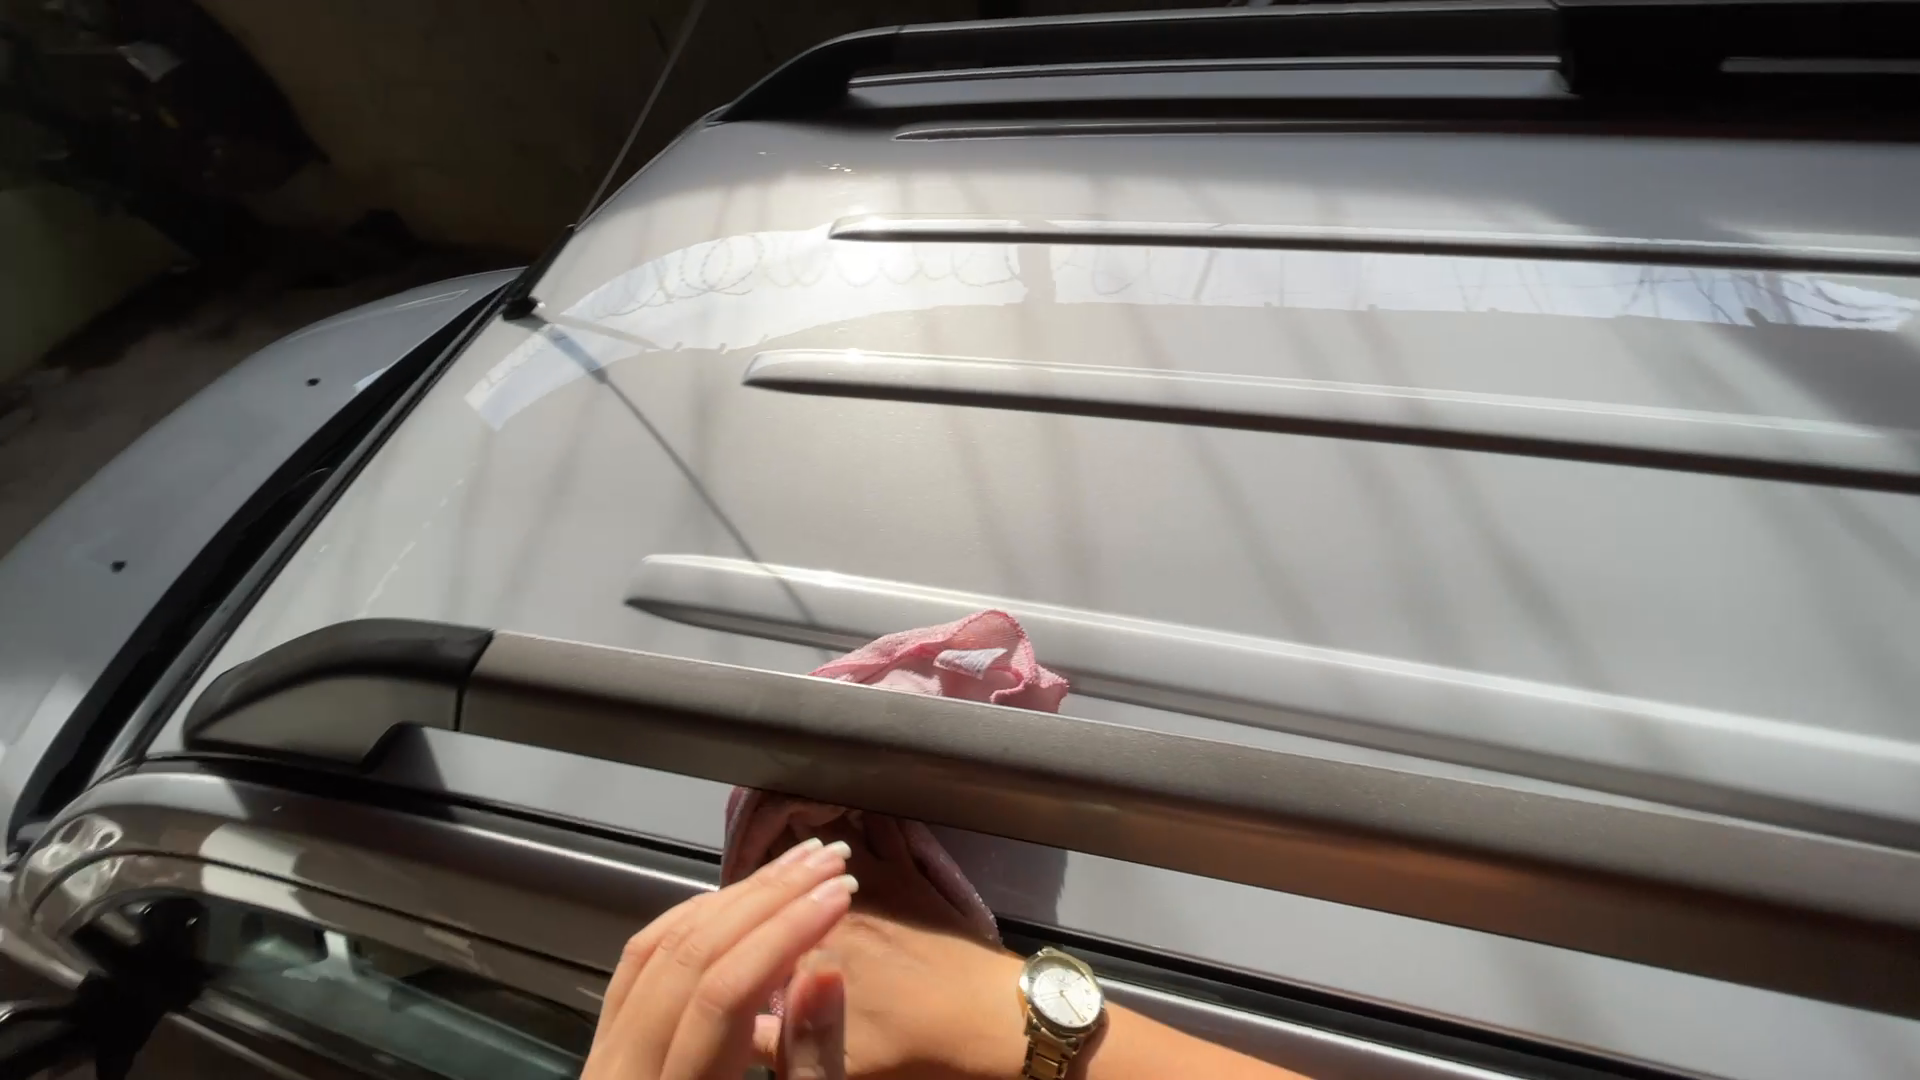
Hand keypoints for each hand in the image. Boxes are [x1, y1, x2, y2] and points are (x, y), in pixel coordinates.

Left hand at [583, 837, 856, 1079]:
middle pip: (691, 956)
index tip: (843, 891)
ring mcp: (601, 1056)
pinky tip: (740, 894)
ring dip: (737, 894)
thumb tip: (825, 966)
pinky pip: (641, 957)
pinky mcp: (604, 1040)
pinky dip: (695, 914)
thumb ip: (810, 1063)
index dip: (787, 930)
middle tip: (829, 858)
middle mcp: (618, 1076)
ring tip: (798, 863)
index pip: (723, 993)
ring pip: (662, 944)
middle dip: (769, 897)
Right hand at [756, 817, 1027, 1079]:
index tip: (734, 891)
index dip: (746, 900)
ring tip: (794, 806)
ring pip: (837, 836)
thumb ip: (773, 1044)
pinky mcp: (912, 874)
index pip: (763, 913)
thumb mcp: (833, 1069)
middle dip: (776, 849)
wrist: (983, 1020)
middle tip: (757, 831)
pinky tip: (855, 804)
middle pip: (796, 866)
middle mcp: (840, 904)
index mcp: (811, 947)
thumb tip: (734, 1022)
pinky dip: (865, 814)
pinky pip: (884, 828)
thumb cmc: (910, 1048)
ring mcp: (880, 881)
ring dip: (815, 821)